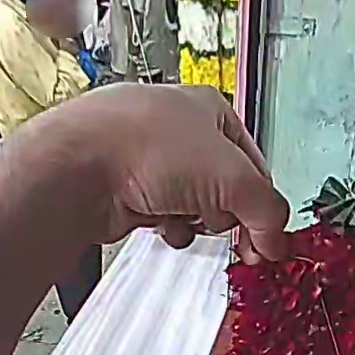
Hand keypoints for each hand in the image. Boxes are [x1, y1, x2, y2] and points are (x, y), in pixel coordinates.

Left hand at [0, 83, 287, 262]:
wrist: (77, 168)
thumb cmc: (151, 152)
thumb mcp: (234, 179)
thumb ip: (268, 212)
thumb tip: (277, 244)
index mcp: (212, 110)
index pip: (256, 166)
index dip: (263, 204)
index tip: (266, 240)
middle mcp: (182, 129)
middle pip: (228, 187)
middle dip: (227, 213)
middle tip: (226, 231)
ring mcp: (152, 157)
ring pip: (198, 204)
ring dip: (198, 221)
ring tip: (184, 217)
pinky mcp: (130, 186)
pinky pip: (168, 215)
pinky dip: (171, 226)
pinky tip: (161, 225)